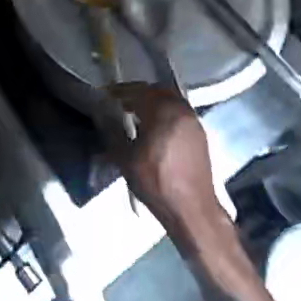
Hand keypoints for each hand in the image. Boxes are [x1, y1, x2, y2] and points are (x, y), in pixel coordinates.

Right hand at [108, 82, 220, 240]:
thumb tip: (101, 112)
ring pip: (170, 98)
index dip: (119, 91)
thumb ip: (112, 130)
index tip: (106, 95)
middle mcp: (181, 110)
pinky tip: (154, 125)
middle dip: (136, 92)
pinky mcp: (199, 133)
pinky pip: (179, 110)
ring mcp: (193, 121)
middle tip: (119, 100)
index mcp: (163, 112)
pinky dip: (164, 109)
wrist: (192, 210)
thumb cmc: (156, 184)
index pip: (138, 91)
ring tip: (134, 112)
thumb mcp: (125, 159)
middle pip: (156, 90)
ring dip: (151, 100)